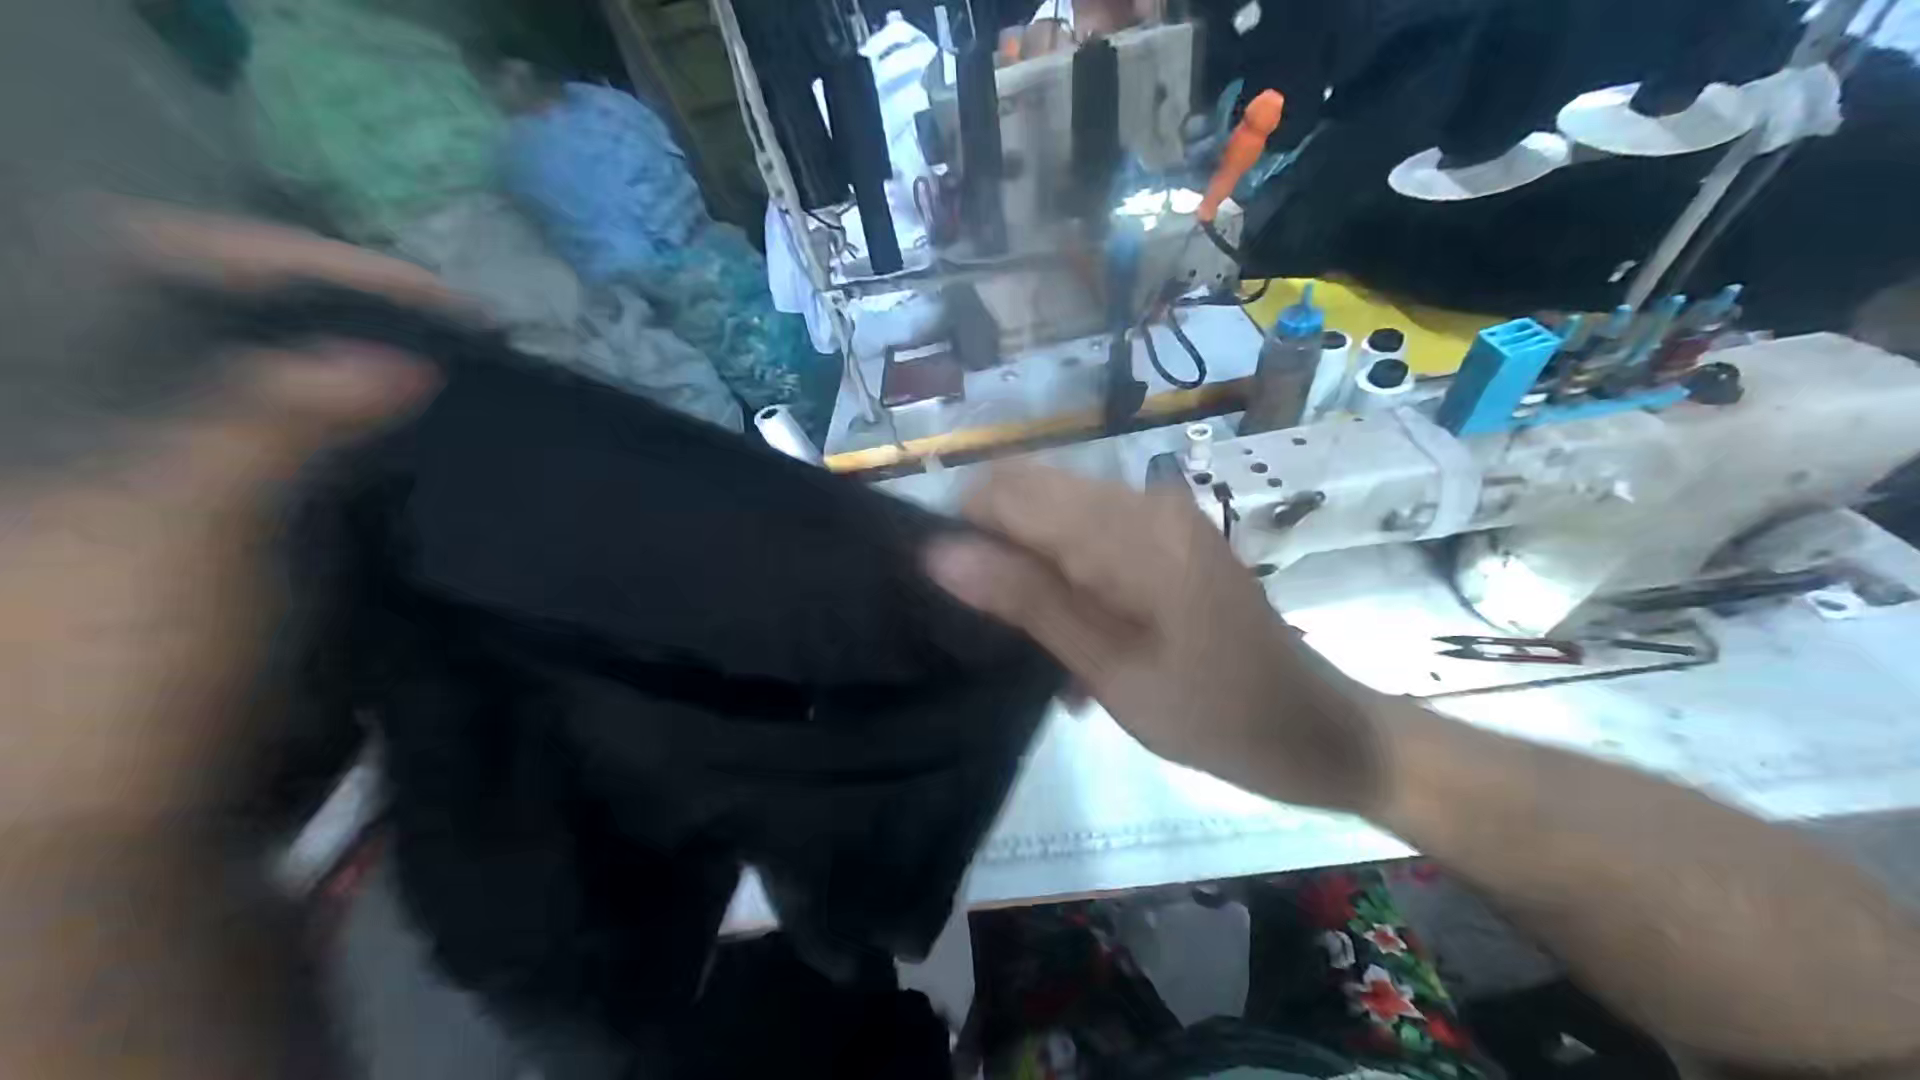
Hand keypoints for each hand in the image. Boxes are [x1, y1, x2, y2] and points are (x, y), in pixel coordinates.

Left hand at [0, 202, 449, 830]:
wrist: (147, 814)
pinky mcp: (286, 540)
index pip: (171, 265)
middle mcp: (150, 426)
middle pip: (264, 331)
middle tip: (471, 344)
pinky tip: (462, 462)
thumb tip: (394, 360)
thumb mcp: (180, 530)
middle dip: (369, 325)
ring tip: (480, 395)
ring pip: (321, 400)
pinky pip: (357, 470)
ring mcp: (223, 485)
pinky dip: (410, 456)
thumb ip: (270, 425)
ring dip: (400, 391)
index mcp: (79, 404)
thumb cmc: (119, 668)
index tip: (431, 305)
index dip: (301, 264)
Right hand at [925, 463, 1384, 811]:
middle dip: (995, 550)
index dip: (965, 532)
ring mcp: (1159, 515)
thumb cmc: (1215, 715)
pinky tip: (1073, 636)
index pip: (1008, 490)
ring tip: (1037, 643)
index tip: (954, 597)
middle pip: (1028, 492)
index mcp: (1132, 527)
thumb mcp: (1110, 668)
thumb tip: (939, 553)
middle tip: (997, 627)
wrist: (1317, 732)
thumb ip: (1026, 601)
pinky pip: (1087, 534)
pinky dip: (1064, 577)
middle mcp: (1144, 500)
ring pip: (1053, 515)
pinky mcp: (1166, 536)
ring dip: (1029, 570)